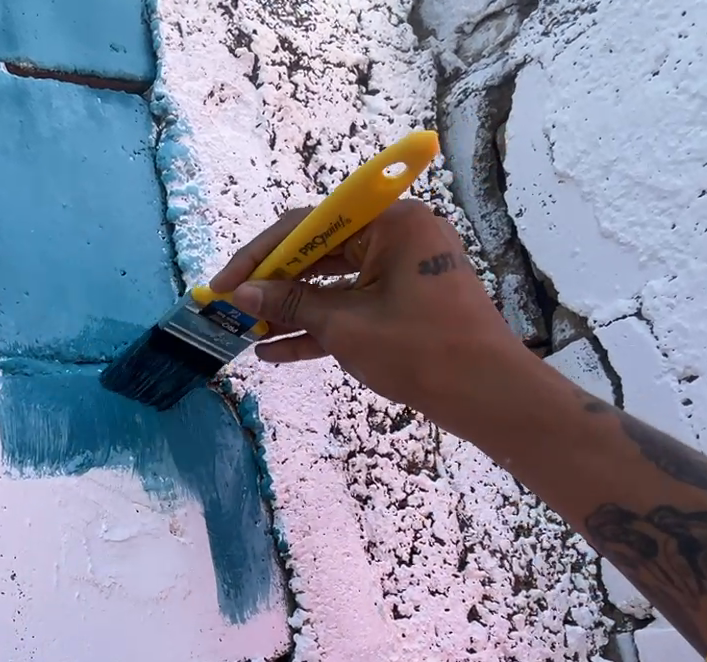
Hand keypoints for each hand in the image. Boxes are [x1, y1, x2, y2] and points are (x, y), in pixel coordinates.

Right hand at [208, 199, 535, 432]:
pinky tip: (274, 350)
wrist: (482, 392)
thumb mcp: (345, 325)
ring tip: (247, 332)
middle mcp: (395, 237)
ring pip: (329, 285)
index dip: (258, 256)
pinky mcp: (399, 304)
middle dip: (272, 285)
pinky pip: (348, 308)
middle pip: (317, 253)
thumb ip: (291, 304)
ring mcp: (398, 272)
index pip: (308, 225)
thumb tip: (242, 293)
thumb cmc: (418, 349)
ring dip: (289, 310)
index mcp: (390, 224)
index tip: (224, 285)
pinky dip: (315, 328)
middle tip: (232, 308)